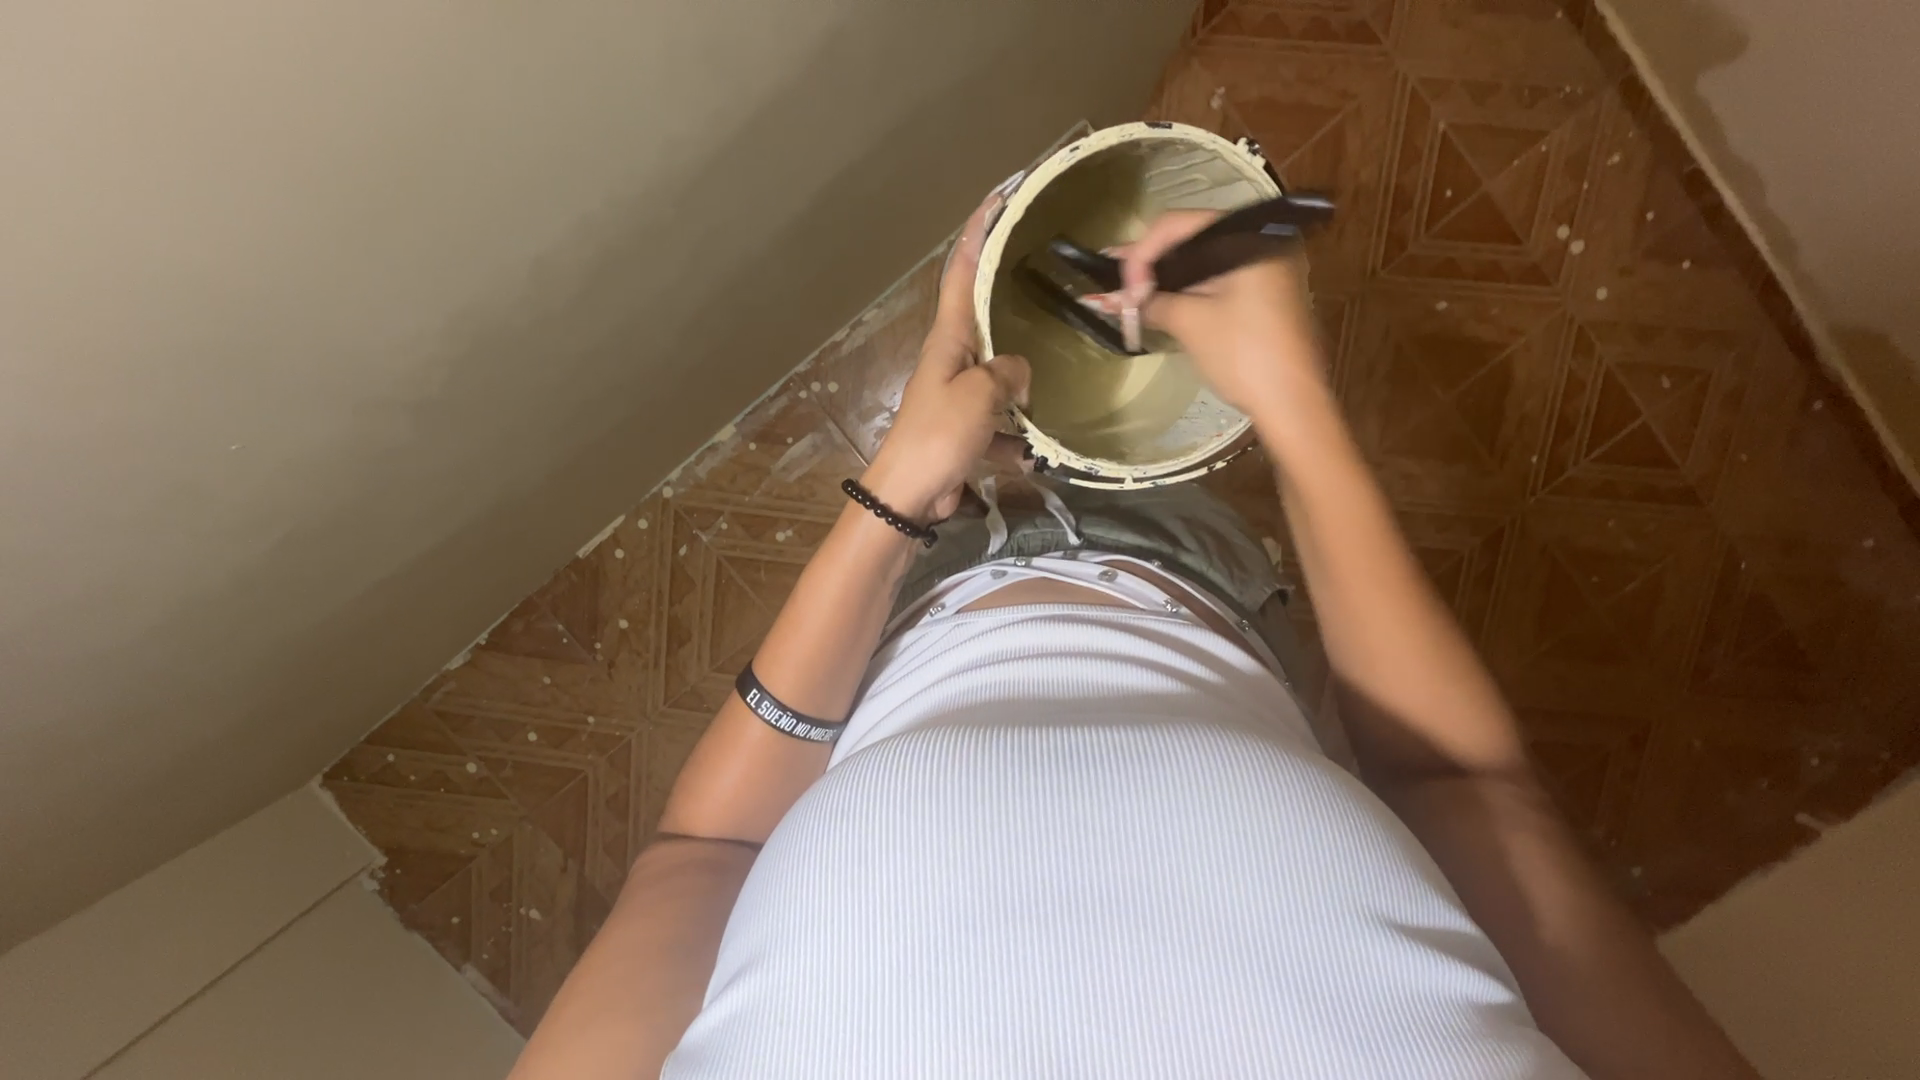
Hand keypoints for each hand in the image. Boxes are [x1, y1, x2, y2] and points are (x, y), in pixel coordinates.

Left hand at [862, 183, 1031, 522]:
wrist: (909, 494)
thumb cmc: (939, 436)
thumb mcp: (981, 396)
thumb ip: (1008, 373)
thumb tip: (1020, 372)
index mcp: (949, 338)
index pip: (962, 270)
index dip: (979, 232)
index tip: (1000, 196)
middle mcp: (952, 359)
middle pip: (985, 318)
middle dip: (1013, 300)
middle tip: (1049, 277)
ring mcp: (958, 395)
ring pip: (1000, 375)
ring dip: (1024, 383)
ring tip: (1060, 374)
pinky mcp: (965, 429)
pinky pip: (1000, 424)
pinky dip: (1016, 439)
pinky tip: (1035, 453)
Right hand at [1085, 209, 1324, 414]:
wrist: (1292, 401)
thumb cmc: (1244, 355)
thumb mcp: (1190, 322)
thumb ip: (1151, 302)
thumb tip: (1116, 297)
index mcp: (1247, 237)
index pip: (1177, 226)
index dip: (1140, 255)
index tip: (1121, 290)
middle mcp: (1259, 242)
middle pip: (1187, 240)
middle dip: (1146, 265)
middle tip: (1108, 280)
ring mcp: (1262, 269)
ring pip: (1198, 263)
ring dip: (1161, 280)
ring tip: (1122, 292)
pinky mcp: (1259, 294)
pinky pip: (1213, 281)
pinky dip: (1184, 291)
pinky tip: (1154, 300)